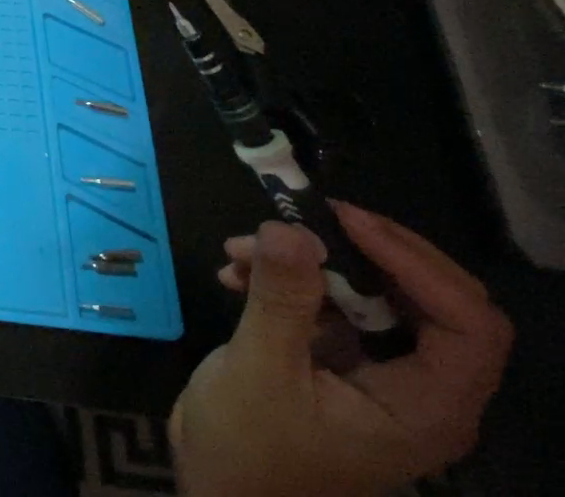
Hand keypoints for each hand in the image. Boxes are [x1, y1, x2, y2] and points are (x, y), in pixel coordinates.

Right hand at [170, 204, 512, 496]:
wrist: (218, 489)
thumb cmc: (249, 444)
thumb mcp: (259, 369)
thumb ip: (280, 299)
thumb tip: (288, 227)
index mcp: (429, 406)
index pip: (468, 324)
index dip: (416, 264)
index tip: (345, 219)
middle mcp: (421, 390)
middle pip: (428, 303)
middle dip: (361, 252)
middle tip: (302, 215)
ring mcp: (378, 377)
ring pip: (372, 299)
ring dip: (309, 264)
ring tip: (238, 247)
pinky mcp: (335, 365)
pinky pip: (330, 309)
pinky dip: (286, 283)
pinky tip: (233, 272)